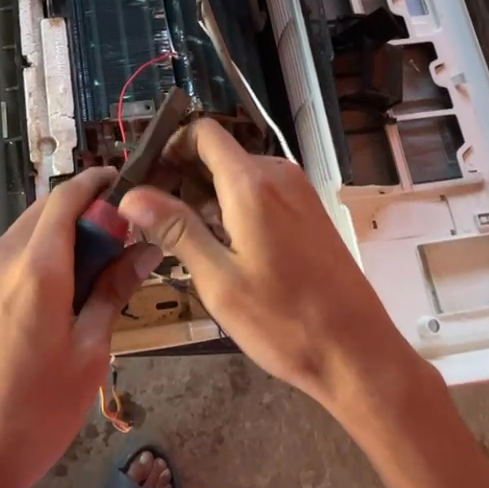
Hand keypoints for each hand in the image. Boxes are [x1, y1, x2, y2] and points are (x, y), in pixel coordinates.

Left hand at [0, 167, 162, 487]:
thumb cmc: (33, 413)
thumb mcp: (88, 354)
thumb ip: (114, 291)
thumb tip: (145, 250)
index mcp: (36, 266)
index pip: (67, 197)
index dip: (97, 183)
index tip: (123, 181)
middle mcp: (1, 257)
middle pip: (45, 209)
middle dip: (83, 210)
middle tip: (119, 234)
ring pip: (25, 231)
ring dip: (59, 233)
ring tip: (93, 267)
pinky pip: (8, 256)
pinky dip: (37, 254)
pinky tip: (57, 290)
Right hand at [117, 120, 410, 406]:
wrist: (358, 354)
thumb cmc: (284, 322)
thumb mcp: (219, 280)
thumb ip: (177, 229)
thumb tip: (130, 194)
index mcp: (251, 183)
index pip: (203, 133)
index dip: (170, 147)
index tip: (146, 181)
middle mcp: (277, 175)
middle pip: (218, 154)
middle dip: (182, 178)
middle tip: (156, 222)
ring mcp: (297, 192)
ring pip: (237, 175)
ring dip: (207, 196)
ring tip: (185, 242)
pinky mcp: (308, 211)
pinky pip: (260, 192)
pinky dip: (233, 207)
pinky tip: (224, 249)